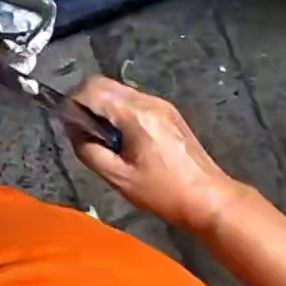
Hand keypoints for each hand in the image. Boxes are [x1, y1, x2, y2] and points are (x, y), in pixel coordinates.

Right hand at [69, 76, 246, 233]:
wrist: (214, 202)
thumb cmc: (165, 192)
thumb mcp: (117, 177)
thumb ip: (86, 149)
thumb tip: (71, 129)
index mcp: (136, 115)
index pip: (90, 90)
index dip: (72, 104)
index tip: (71, 126)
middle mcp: (148, 102)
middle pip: (100, 83)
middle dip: (83, 101)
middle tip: (84, 128)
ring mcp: (160, 104)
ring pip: (114, 88)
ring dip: (100, 104)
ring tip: (104, 135)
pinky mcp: (166, 111)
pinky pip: (129, 98)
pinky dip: (115, 109)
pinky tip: (122, 135)